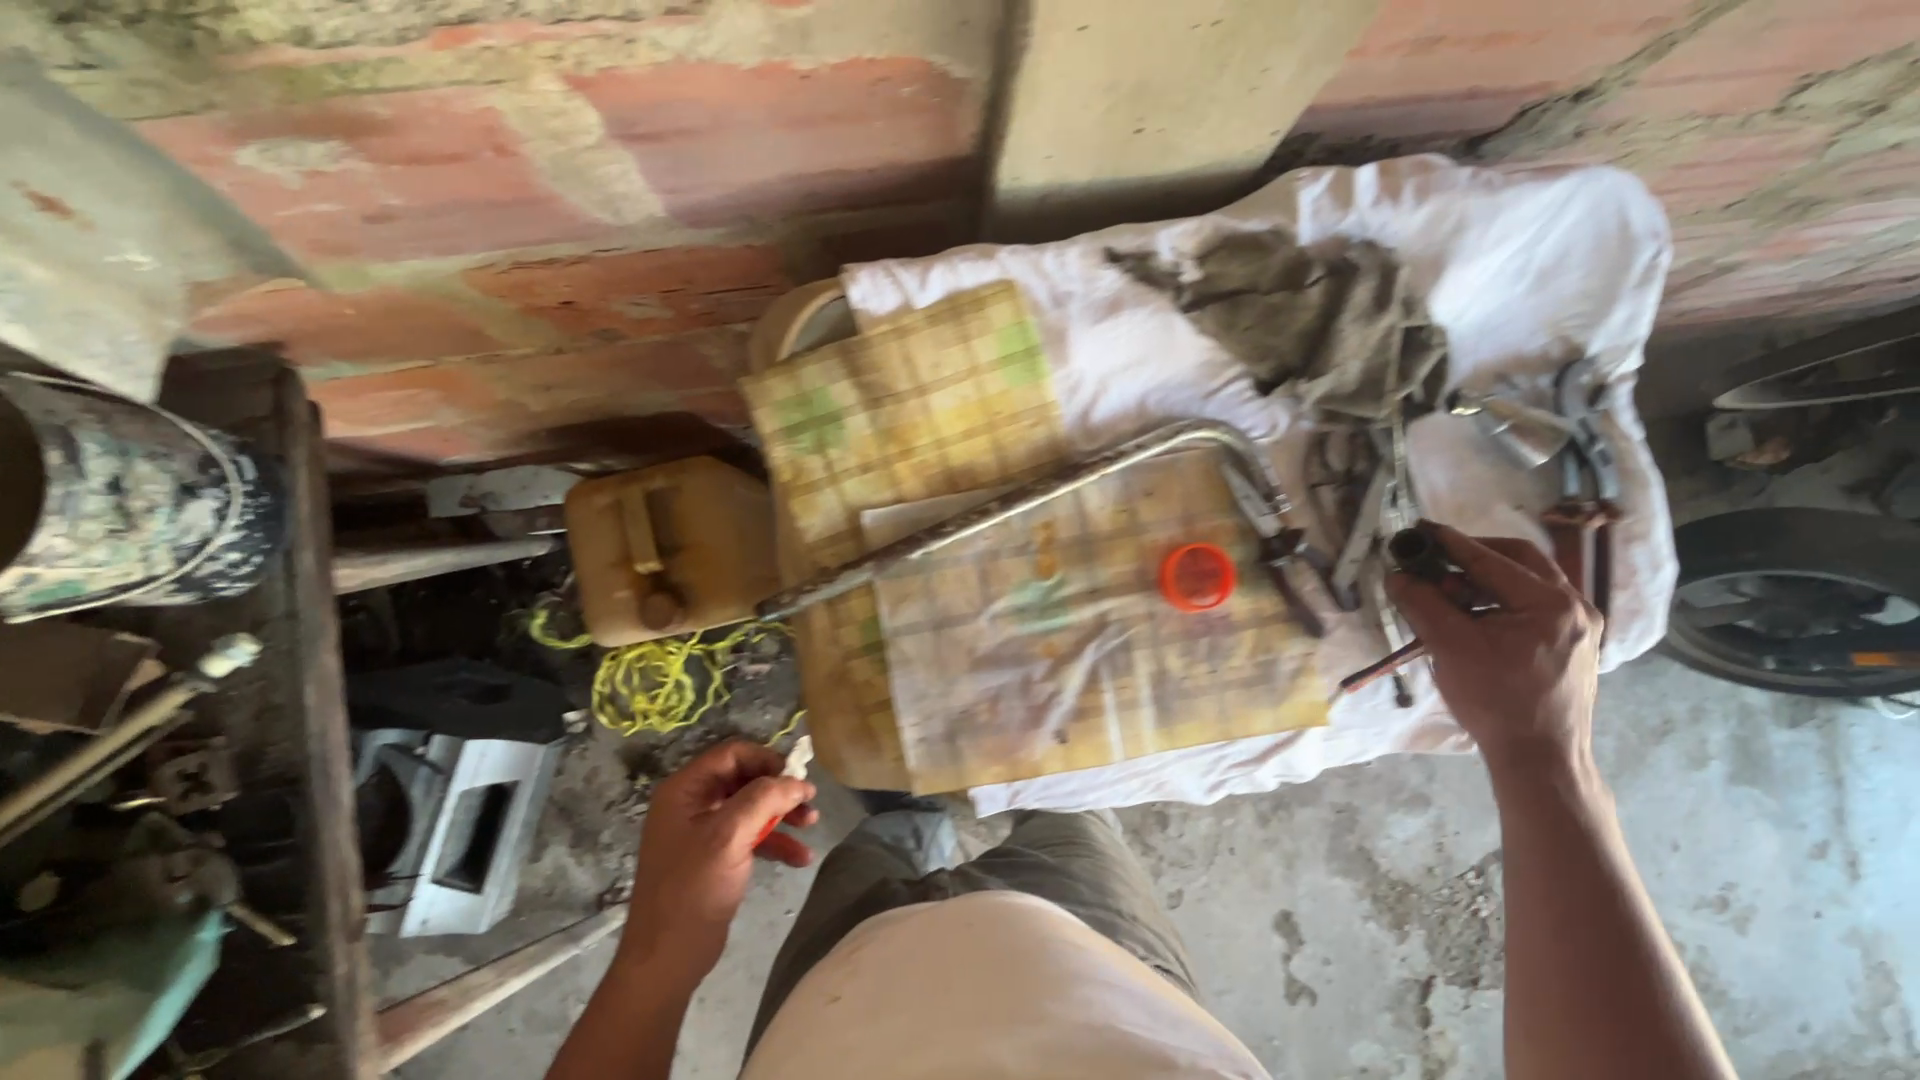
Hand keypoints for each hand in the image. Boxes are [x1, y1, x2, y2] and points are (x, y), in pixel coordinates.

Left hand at [620, 740, 817, 982]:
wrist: (667, 957)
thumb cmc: (693, 889)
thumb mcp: (729, 836)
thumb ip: (764, 799)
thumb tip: (797, 781)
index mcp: (685, 790)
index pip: (732, 754)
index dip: (767, 760)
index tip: (797, 779)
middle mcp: (691, 804)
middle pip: (744, 779)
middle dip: (779, 790)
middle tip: (809, 804)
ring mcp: (702, 832)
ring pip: (751, 808)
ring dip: (782, 815)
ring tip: (811, 826)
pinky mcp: (714, 857)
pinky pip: (750, 836)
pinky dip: (775, 842)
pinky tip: (800, 858)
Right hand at [1385, 522, 1601, 772]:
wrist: (1540, 757)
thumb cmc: (1495, 700)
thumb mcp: (1450, 647)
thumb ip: (1422, 604)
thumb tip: (1398, 576)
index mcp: (1549, 603)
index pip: (1490, 559)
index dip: (1450, 543)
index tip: (1420, 530)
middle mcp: (1574, 606)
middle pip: (1519, 560)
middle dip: (1474, 554)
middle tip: (1438, 557)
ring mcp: (1579, 626)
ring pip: (1529, 582)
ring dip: (1487, 578)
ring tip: (1450, 592)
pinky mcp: (1574, 645)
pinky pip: (1535, 605)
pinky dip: (1502, 600)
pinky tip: (1476, 616)